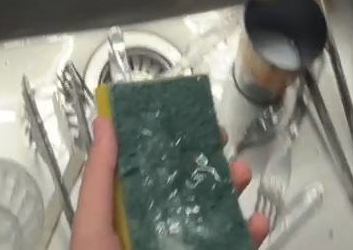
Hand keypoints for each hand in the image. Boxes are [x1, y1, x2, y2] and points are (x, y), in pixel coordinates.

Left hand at [71, 117, 269, 249]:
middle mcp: (159, 232)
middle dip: (207, 162)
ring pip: (215, 216)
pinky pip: (235, 248)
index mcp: (128, 217)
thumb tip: (104, 119)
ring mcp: (187, 248)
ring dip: (232, 191)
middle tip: (222, 141)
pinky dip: (251, 236)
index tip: (190, 116)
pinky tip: (258, 225)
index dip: (169, 142)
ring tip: (241, 175)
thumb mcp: (94, 230)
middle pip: (187, 189)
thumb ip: (100, 177)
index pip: (150, 170)